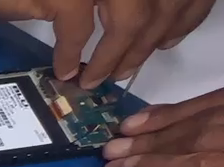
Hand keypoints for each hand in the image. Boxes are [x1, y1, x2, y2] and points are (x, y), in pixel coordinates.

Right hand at [0, 0, 212, 84]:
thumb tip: (139, 20)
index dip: (185, 13)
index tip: (169, 40)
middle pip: (163, 4)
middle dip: (149, 42)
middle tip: (128, 70)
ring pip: (132, 21)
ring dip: (116, 56)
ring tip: (96, 77)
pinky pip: (78, 33)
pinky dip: (71, 56)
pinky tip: (64, 71)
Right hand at [104, 86, 223, 166]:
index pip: (197, 165)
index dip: (156, 166)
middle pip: (197, 138)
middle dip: (150, 143)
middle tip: (109, 149)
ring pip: (207, 114)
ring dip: (162, 120)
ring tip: (126, 127)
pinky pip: (220, 96)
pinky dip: (188, 104)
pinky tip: (156, 112)